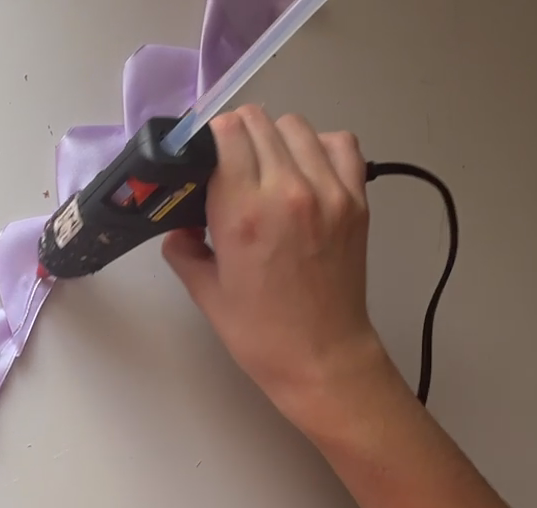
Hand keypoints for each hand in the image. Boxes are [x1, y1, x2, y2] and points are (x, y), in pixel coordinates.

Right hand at [163, 107, 389, 414]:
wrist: (321, 357)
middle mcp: (287, 191)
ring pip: (296, 125)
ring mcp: (328, 191)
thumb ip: (185, 251)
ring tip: (265, 171)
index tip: (202, 160)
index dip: (208, 139)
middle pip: (258, 121)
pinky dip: (317, 146)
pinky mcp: (356, 198)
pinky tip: (303, 173)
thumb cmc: (259, 334)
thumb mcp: (207, 295)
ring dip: (273, 138)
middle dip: (235, 135)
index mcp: (243, 215)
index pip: (225, 134)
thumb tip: (180, 226)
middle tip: (227, 167)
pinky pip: (339, 143)